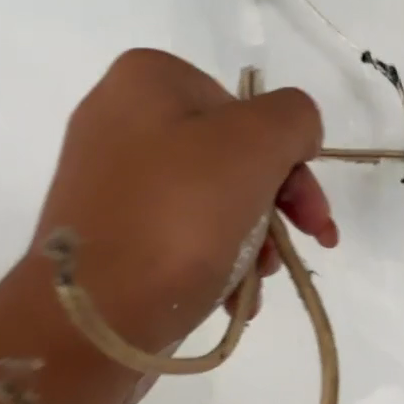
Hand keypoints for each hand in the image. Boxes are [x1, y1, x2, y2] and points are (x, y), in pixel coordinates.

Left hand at [26, 48, 337, 379]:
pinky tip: (231, 302)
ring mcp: (109, 184)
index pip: (247, 111)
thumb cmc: (177, 222)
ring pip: (209, 207)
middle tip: (298, 252)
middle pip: (230, 160)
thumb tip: (295, 133)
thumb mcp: (254, 147)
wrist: (93, 322)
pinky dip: (212, 268)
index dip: (288, 163)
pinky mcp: (107, 239)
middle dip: (273, 213)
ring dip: (249, 248)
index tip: (310, 215)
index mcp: (148, 81)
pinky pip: (177, 242)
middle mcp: (120, 121)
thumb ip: (293, 120)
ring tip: (256, 288)